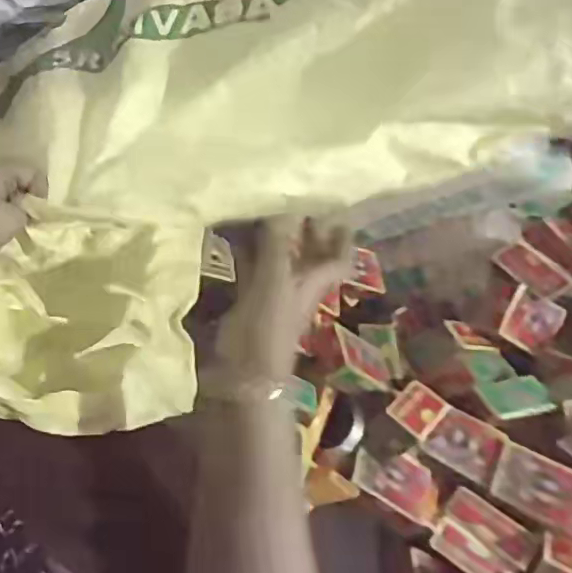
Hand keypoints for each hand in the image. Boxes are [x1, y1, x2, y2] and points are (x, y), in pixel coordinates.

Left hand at [0, 163, 45, 265]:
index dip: (41, 193)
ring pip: (4, 189)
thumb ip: (29, 210)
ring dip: (13, 206)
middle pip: (18, 178)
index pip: (33, 172)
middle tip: (28, 220)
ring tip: (13, 225)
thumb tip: (28, 208)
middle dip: (27, 199)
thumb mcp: (13, 220)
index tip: (37, 215)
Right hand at [213, 217, 353, 383]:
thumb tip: (284, 203)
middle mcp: (294, 286)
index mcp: (310, 282)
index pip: (336, 257)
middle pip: (307, 255)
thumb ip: (277, 244)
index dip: (341, 236)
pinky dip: (244, 253)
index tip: (338, 209)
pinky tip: (230, 239)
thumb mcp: (274, 283)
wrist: (240, 375)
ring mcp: (269, 295)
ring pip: (277, 260)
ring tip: (260, 208)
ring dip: (273, 238)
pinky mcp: (244, 303)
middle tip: (293, 197)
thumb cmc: (264, 330)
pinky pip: (249, 270)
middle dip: (306, 229)